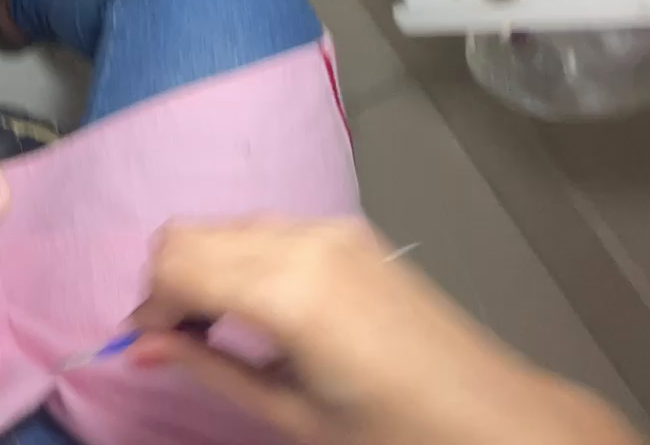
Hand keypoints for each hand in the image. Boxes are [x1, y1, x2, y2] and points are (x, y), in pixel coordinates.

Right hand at [127, 218, 645, 444]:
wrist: (511, 426)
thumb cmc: (399, 435)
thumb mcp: (295, 415)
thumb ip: (207, 368)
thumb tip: (138, 349)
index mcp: (288, 294)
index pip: (175, 269)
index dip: (150, 305)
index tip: (150, 342)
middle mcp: (297, 242)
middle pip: (183, 236)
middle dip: (165, 282)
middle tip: (179, 332)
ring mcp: (322, 227)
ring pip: (214, 226)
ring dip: (196, 265)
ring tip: (217, 318)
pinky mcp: (340, 227)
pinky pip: (255, 227)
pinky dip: (233, 255)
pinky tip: (257, 300)